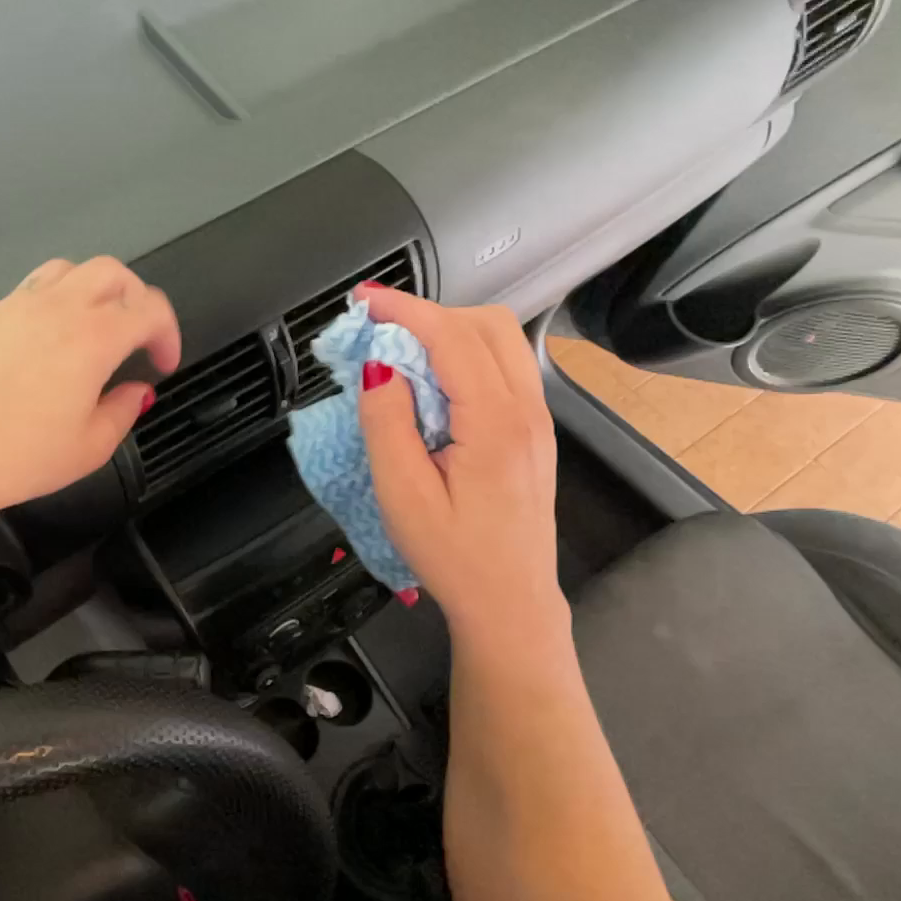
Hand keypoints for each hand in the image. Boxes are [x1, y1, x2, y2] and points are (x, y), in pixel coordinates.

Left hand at [0, 257, 180, 516]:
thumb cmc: (18, 457)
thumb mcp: (90, 447)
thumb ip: (123, 410)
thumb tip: (135, 391)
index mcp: (93, 337)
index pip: (150, 308)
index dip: (168, 333)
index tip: (163, 362)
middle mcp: (58, 308)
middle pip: (113, 273)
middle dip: (136, 300)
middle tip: (138, 336)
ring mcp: (18, 305)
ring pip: (71, 269)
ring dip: (95, 290)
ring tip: (96, 326)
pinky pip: (34, 286)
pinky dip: (58, 298)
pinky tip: (53, 335)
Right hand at [355, 285, 561, 635]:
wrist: (509, 601)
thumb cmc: (454, 557)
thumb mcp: (403, 496)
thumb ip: (387, 424)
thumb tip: (378, 368)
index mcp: (494, 424)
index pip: (452, 338)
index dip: (405, 310)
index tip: (365, 300)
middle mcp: (525, 411)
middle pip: (486, 325)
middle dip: (429, 314)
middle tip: (378, 329)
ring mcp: (535, 420)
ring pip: (499, 342)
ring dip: (448, 332)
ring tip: (399, 353)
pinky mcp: (530, 431)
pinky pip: (501, 368)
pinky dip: (463, 355)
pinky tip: (429, 382)